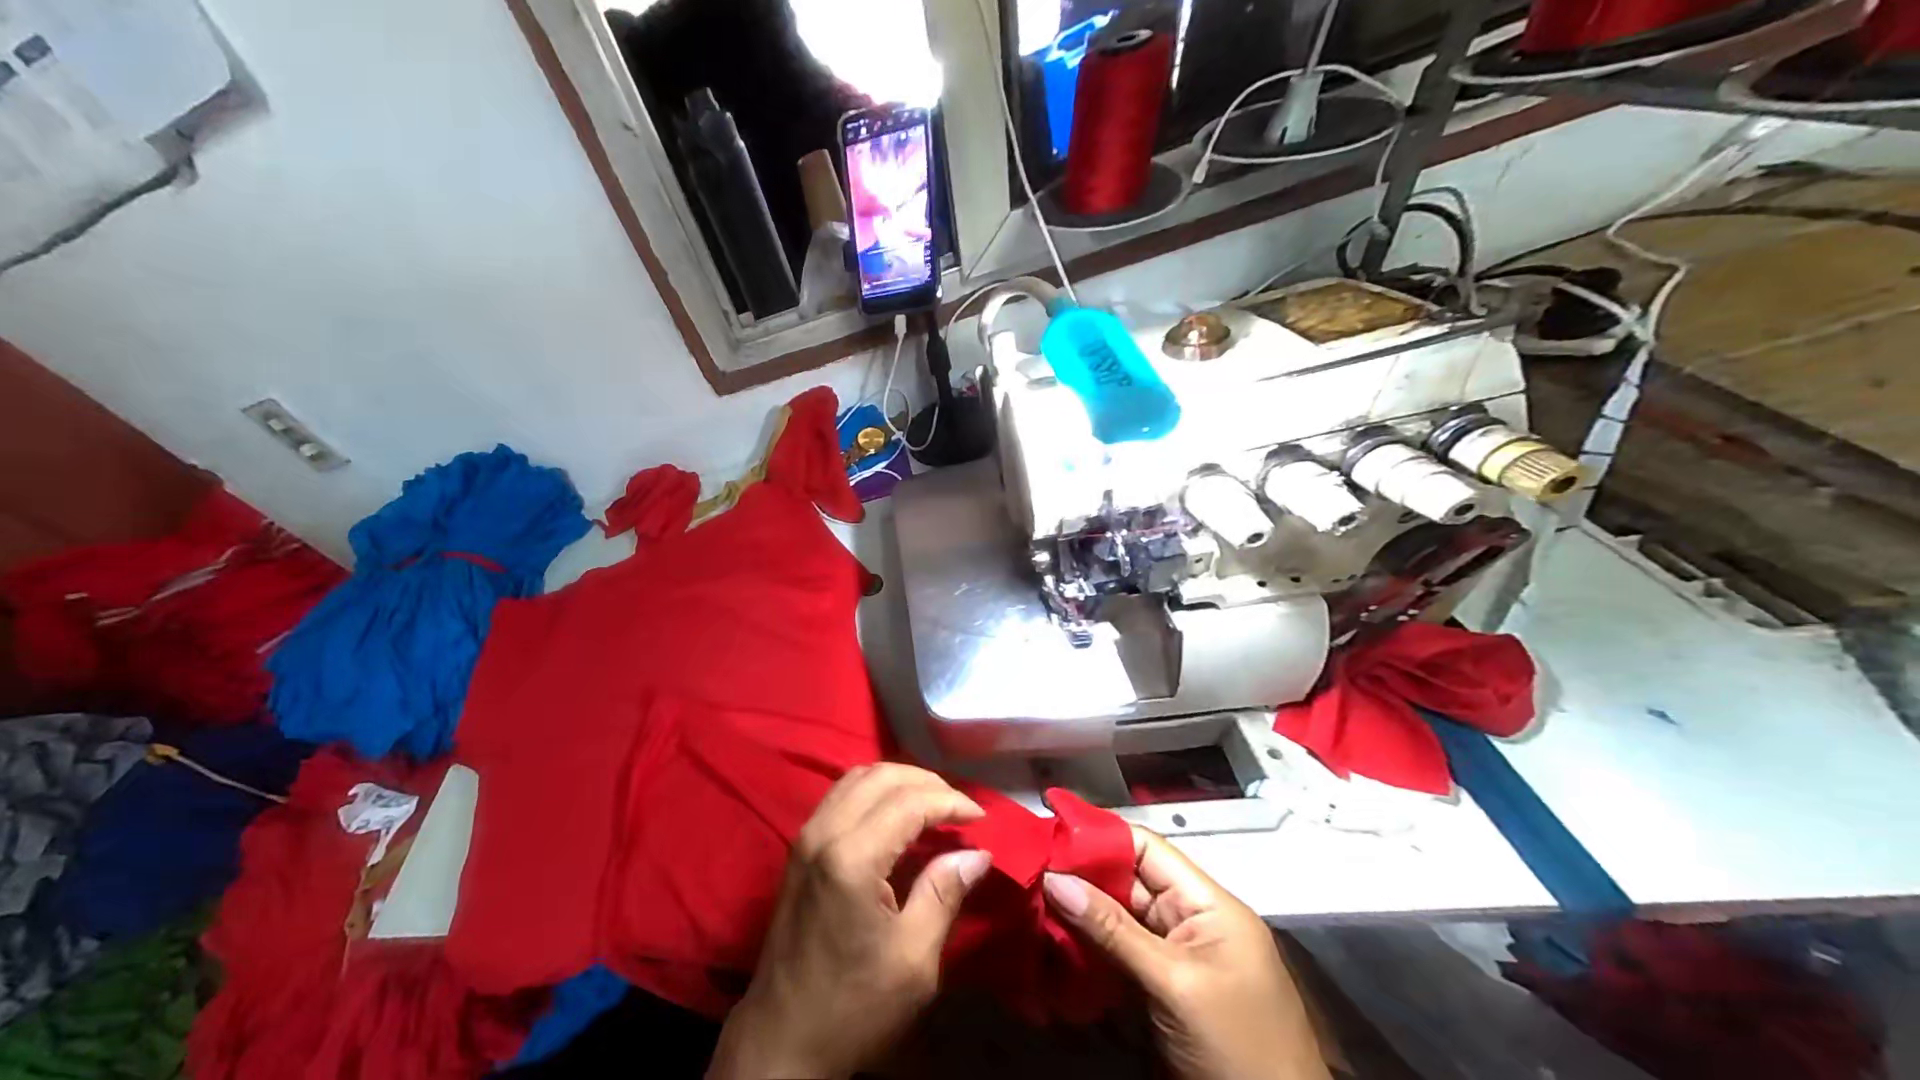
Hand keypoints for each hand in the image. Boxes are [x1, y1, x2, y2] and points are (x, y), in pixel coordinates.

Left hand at [707, 764, 992, 1078]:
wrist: (781, 1039)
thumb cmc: (853, 1005)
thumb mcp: (913, 959)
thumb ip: (944, 893)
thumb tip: (978, 853)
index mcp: (851, 858)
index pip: (910, 802)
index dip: (951, 802)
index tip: (982, 818)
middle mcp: (824, 832)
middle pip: (883, 776)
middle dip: (928, 783)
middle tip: (960, 809)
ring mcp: (806, 836)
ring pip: (858, 776)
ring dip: (900, 781)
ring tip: (933, 805)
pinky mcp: (799, 847)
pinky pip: (841, 794)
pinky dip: (875, 791)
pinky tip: (896, 814)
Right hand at [1043, 827, 1328, 1079]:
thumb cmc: (1237, 1045)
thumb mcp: (1175, 983)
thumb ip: (1114, 929)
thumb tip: (1054, 878)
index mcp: (1207, 903)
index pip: (1148, 849)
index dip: (1100, 837)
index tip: (1050, 835)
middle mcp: (1189, 919)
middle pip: (1129, 882)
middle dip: (1081, 876)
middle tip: (1030, 871)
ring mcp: (1174, 956)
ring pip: (1119, 919)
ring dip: (1079, 913)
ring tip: (1031, 901)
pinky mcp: (1160, 989)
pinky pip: (1118, 954)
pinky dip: (1088, 948)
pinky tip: (1052, 942)